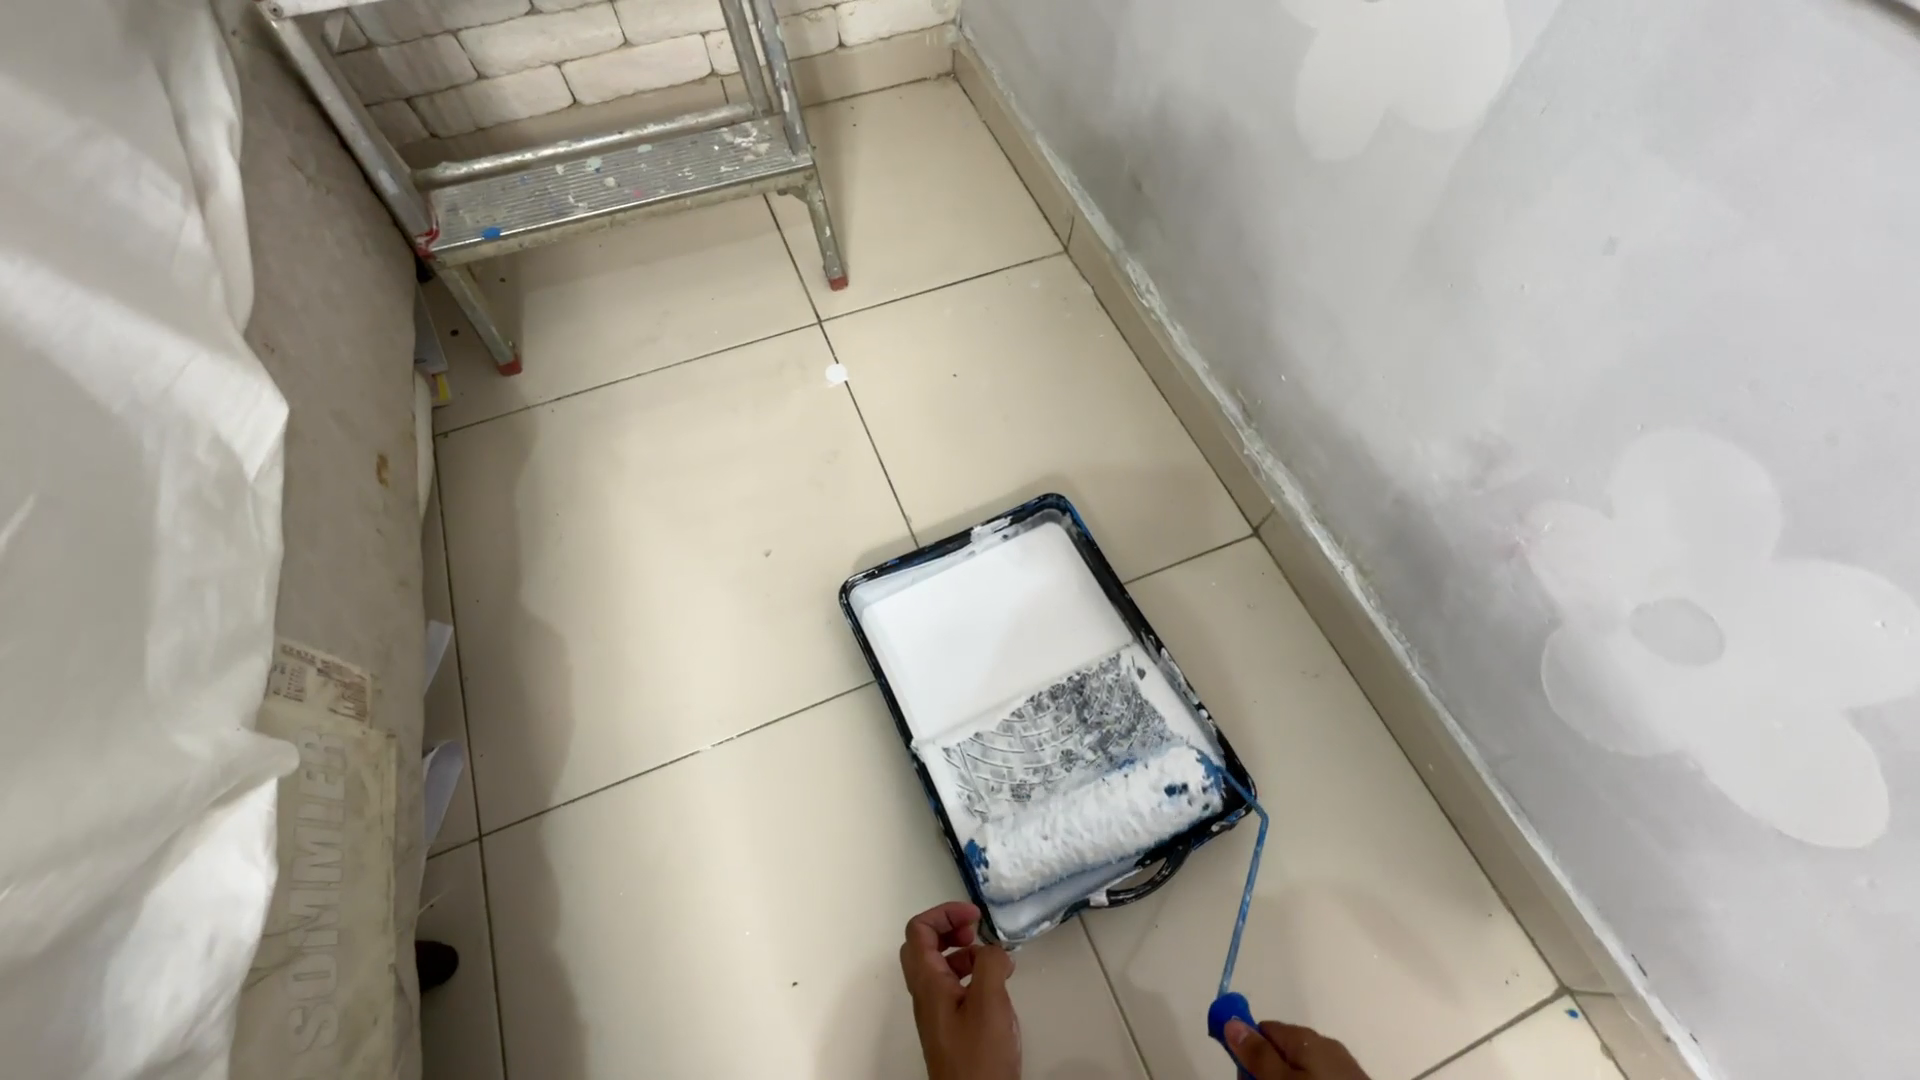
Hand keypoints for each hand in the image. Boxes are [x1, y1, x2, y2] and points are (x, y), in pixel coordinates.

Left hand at [899, 901, 1020, 1079]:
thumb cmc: (979, 1055)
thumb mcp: (989, 1002)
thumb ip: (990, 963)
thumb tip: (993, 949)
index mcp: (927, 982)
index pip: (919, 929)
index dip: (944, 913)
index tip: (975, 918)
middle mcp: (925, 993)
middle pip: (924, 943)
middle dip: (949, 928)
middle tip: (976, 933)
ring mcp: (936, 1011)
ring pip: (939, 964)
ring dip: (963, 951)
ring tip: (992, 960)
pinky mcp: (950, 1026)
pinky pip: (953, 986)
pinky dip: (971, 974)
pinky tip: (995, 986)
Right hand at [1224, 1019, 1371, 1079]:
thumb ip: (1257, 1054)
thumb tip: (1230, 1020)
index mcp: (1304, 1036)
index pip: (1262, 1028)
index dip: (1248, 1052)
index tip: (1244, 1076)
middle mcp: (1324, 1044)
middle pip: (1281, 1050)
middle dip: (1267, 1071)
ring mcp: (1342, 1067)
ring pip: (1300, 1069)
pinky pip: (1320, 1079)